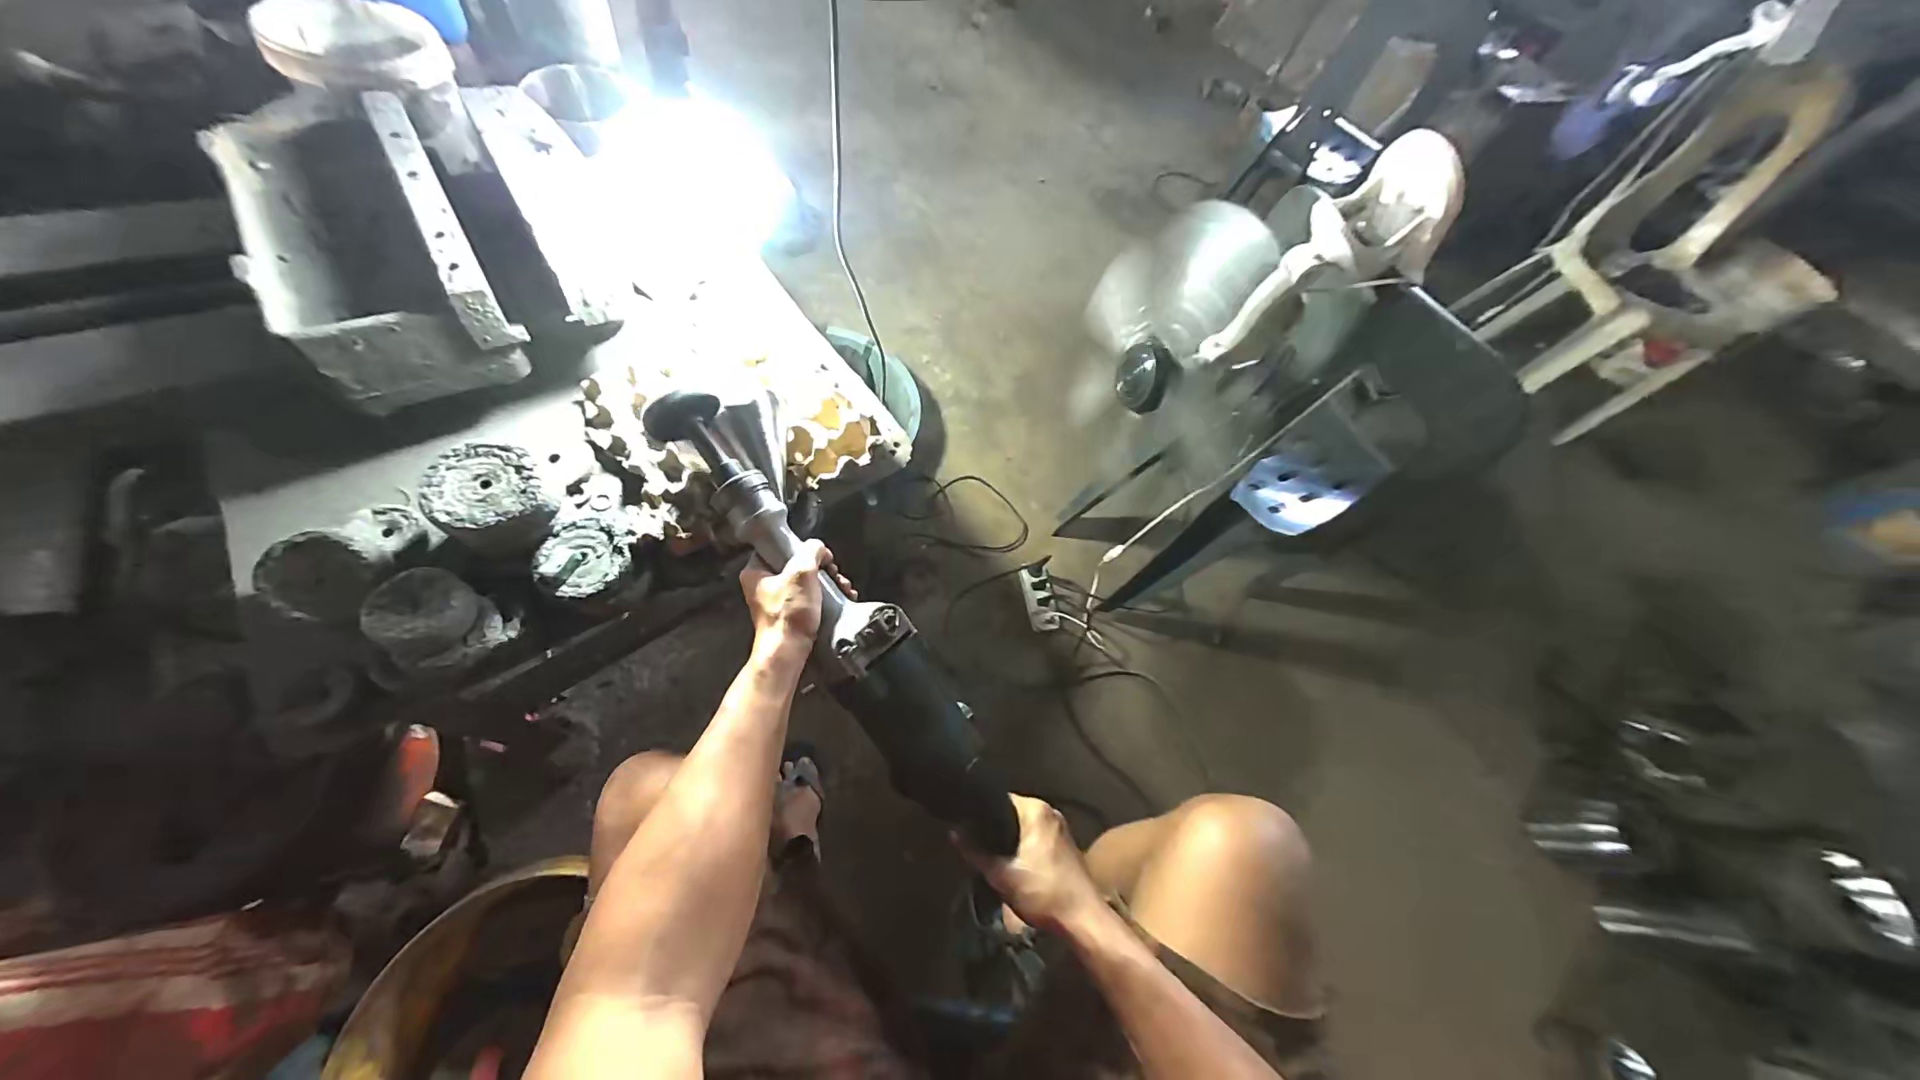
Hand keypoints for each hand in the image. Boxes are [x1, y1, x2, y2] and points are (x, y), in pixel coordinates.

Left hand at [740, 541, 853, 657]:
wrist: (789, 653)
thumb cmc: (789, 614)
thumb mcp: (802, 571)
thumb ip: (811, 551)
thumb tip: (819, 549)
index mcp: (755, 571)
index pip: (779, 547)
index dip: (802, 548)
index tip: (819, 556)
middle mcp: (763, 586)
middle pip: (798, 565)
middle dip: (823, 569)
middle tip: (834, 575)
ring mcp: (777, 602)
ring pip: (808, 582)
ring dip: (829, 583)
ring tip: (843, 589)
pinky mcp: (791, 616)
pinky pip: (811, 598)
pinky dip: (826, 598)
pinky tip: (841, 599)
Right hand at [954, 794, 1104, 934]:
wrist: (1083, 919)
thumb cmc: (1042, 893)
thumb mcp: (1001, 875)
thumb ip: (976, 851)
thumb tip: (955, 832)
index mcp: (1035, 810)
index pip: (999, 799)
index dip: (980, 813)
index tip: (966, 827)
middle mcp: (1050, 811)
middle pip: (1012, 813)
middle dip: (995, 828)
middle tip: (976, 845)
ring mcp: (1060, 827)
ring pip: (1024, 826)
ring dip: (1010, 839)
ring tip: (991, 855)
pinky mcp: (1065, 843)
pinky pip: (1036, 835)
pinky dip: (1024, 845)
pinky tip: (1014, 863)